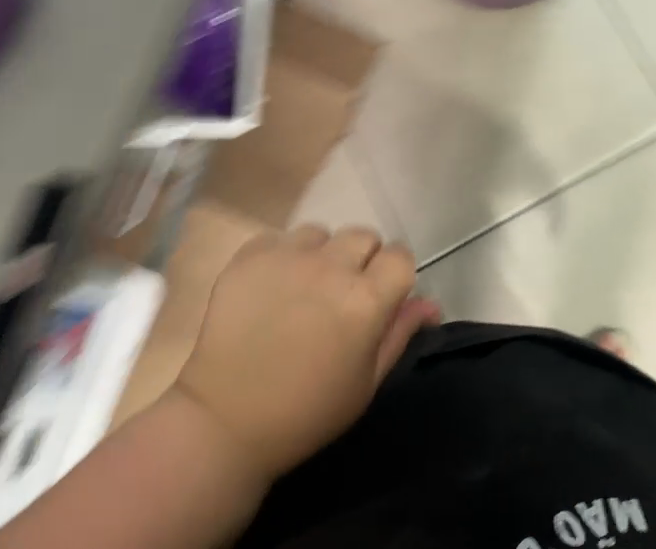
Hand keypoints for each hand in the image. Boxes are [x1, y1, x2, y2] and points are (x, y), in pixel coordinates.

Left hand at [170, 225, 439, 482]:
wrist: (225, 421)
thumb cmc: (307, 411)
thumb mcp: (366, 382)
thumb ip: (400, 332)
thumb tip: (430, 303)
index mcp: (366, 300)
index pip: (400, 256)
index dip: (395, 275)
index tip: (382, 296)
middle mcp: (330, 267)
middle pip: (363, 236)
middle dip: (361, 261)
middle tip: (342, 296)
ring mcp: (286, 257)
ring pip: (320, 234)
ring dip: (321, 255)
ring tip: (304, 290)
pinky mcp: (249, 257)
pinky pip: (278, 238)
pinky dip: (282, 257)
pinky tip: (273, 289)